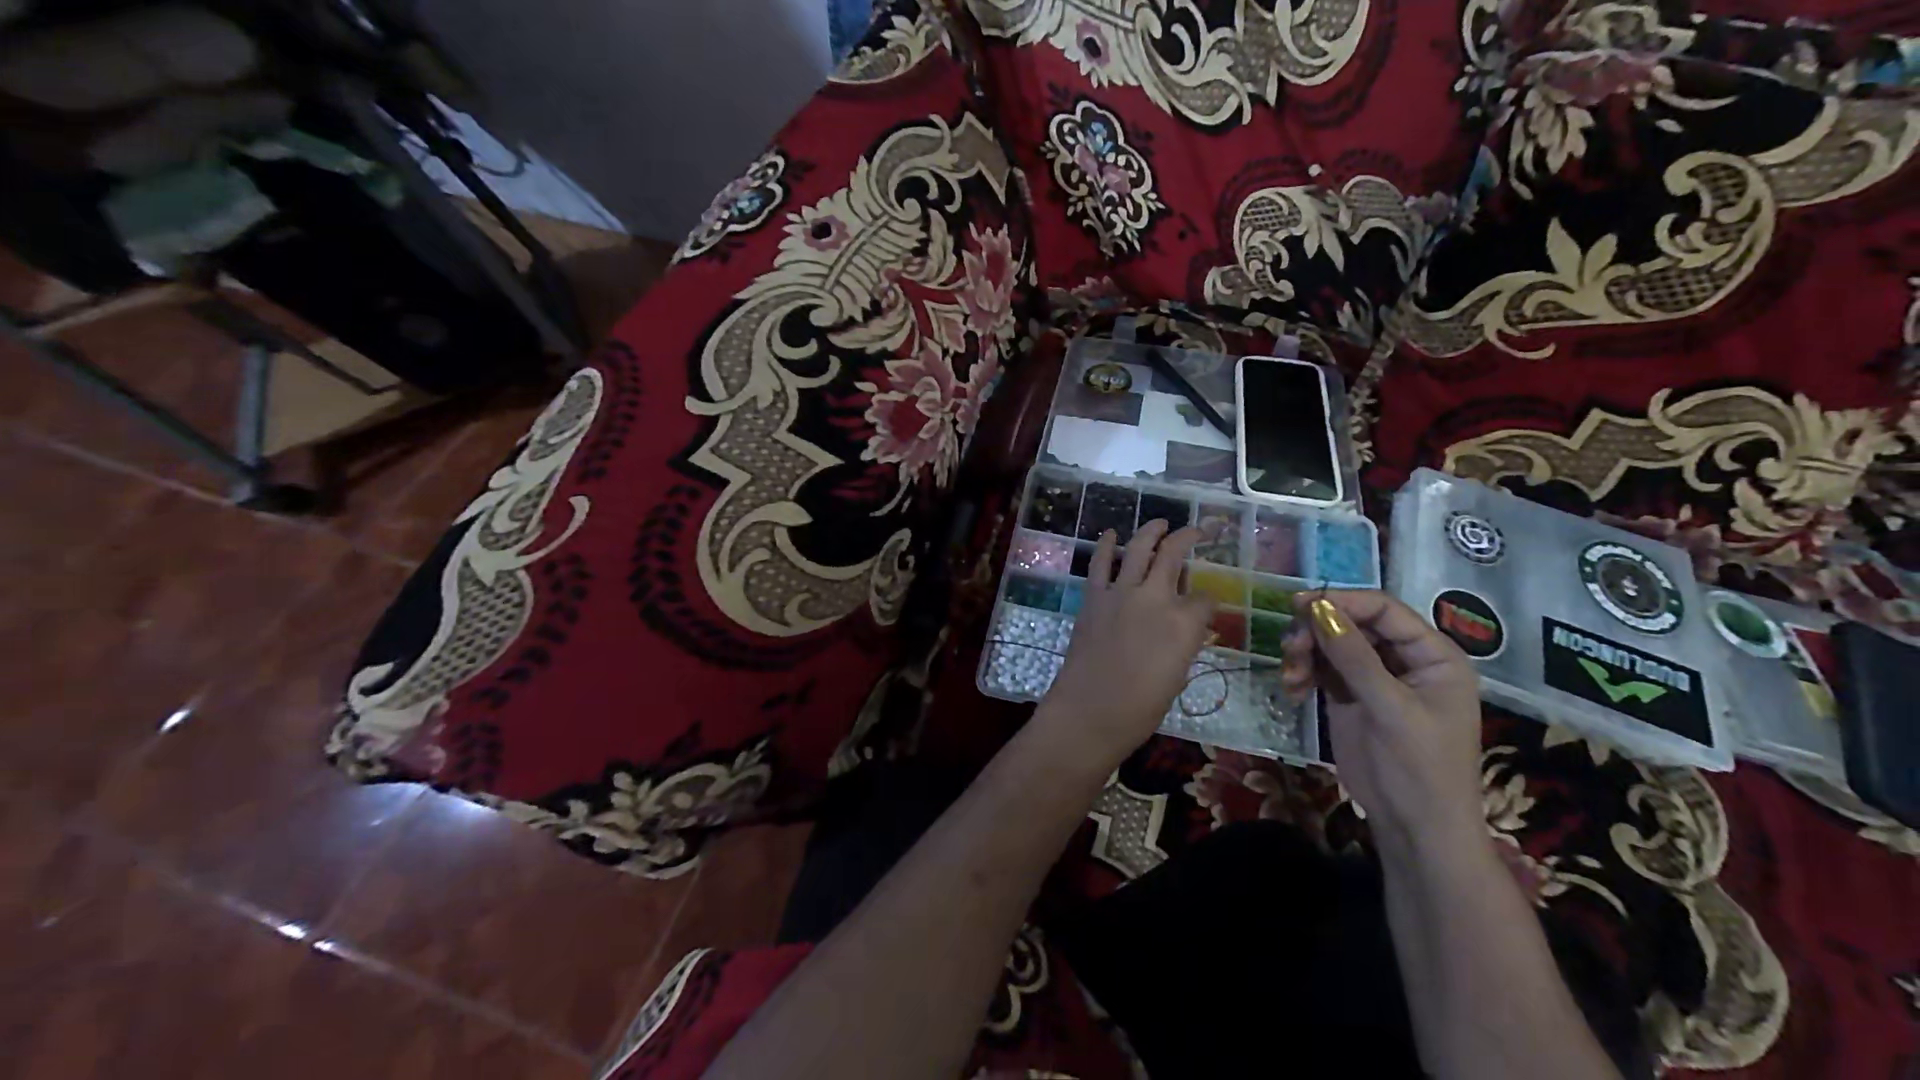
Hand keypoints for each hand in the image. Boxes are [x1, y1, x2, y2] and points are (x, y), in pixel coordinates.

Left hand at [1038, 520, 1212, 767]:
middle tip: (1195, 530)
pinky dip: (1105, 546)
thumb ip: (1182, 644)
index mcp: (1185, 624)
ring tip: (1160, 522)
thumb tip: (1182, 630)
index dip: (1208, 601)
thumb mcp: (1177, 676)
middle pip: (1174, 556)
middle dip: (1187, 538)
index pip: (1204, 600)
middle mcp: (1156, 598)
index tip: (1206, 604)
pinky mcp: (1093, 598)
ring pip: (1138, 549)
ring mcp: (1121, 594)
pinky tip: (1110, 534)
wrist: (1090, 711)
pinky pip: (1100, 564)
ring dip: (1151, 531)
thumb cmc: (1140, 707)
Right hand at [1279, 590, 1483, 850]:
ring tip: (1291, 677)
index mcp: (1434, 656)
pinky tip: (1293, 691)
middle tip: (1290, 649)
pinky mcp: (1350, 697)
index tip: (1299, 605)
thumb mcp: (1390, 710)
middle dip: (1318, 632)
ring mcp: (1375, 678)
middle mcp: (1405, 660)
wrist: (1414, 827)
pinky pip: (1321, 669)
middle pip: (1352, 624)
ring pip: (1331, 644)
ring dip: (1305, 653)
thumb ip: (1355, 658)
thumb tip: (1318, 608)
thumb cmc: (1420, 768)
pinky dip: (1303, 673)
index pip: (1385, 611)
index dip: (1343, 602)